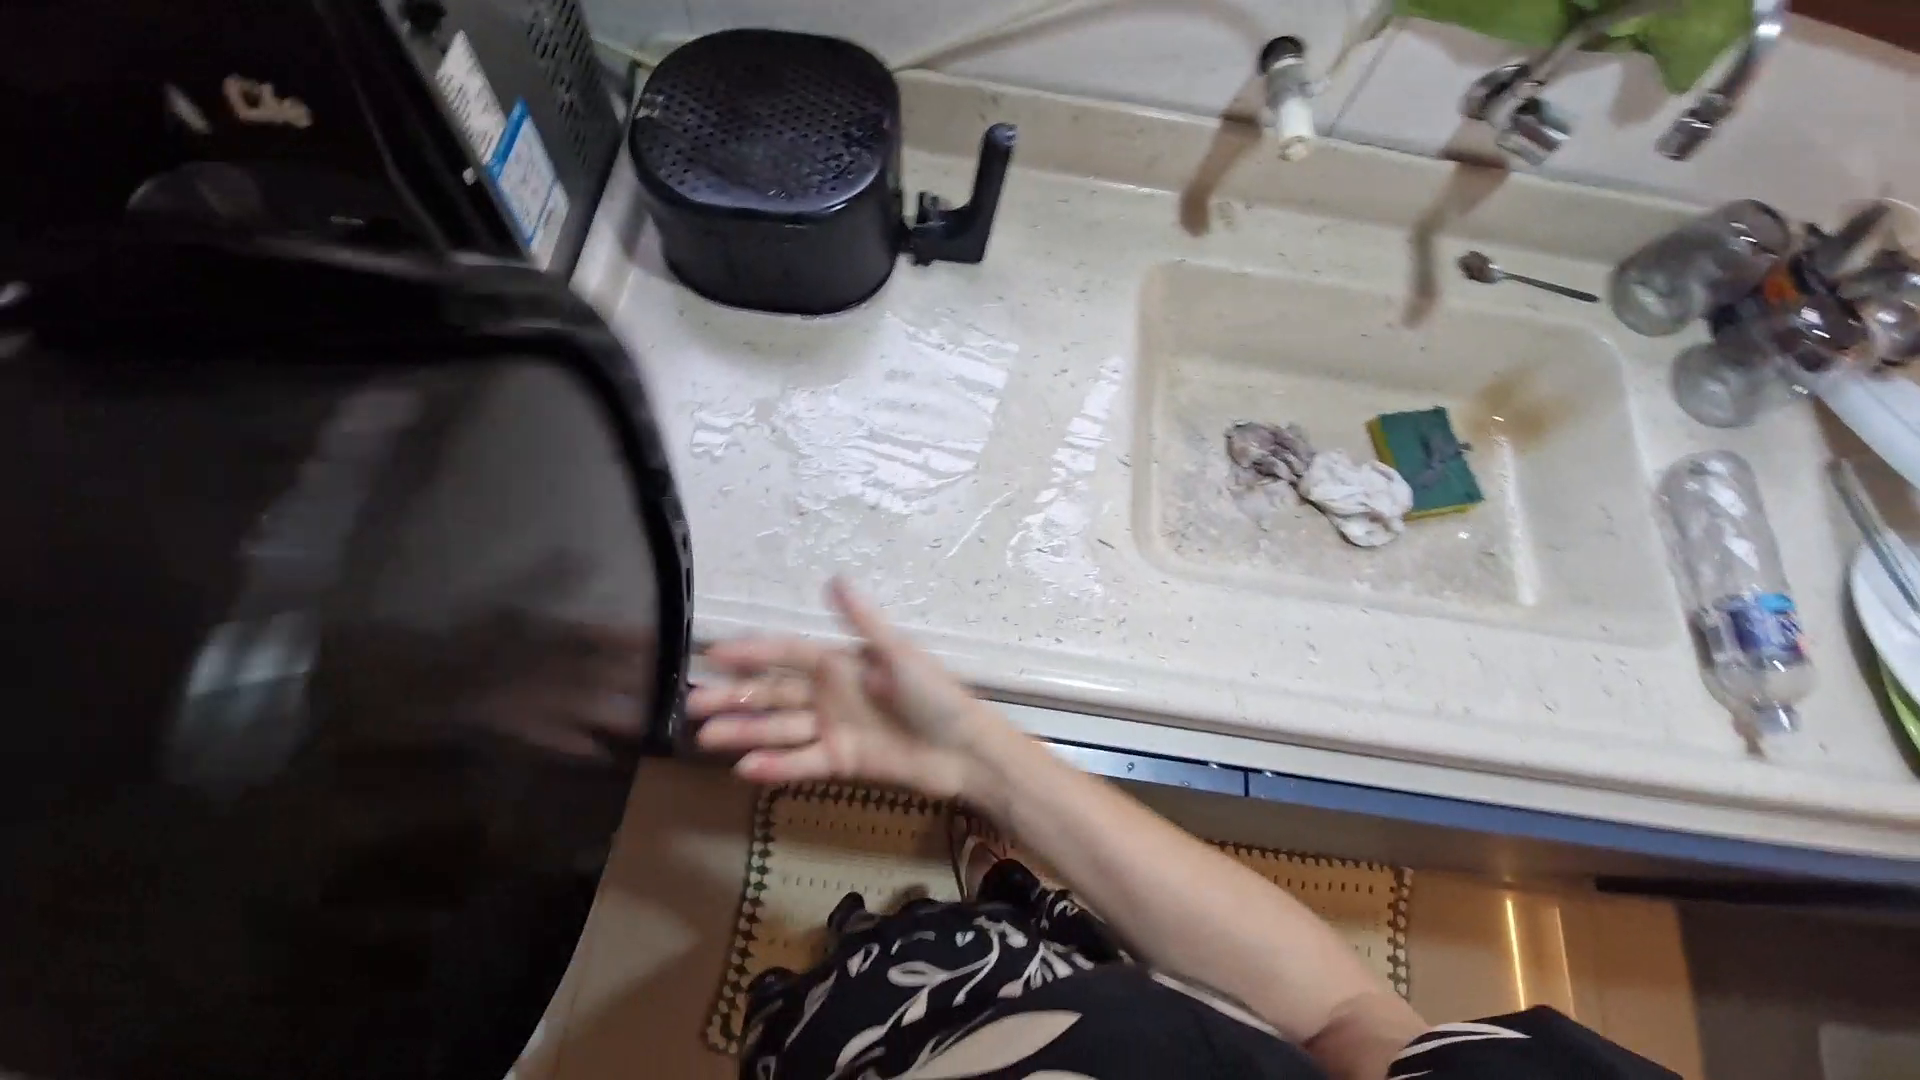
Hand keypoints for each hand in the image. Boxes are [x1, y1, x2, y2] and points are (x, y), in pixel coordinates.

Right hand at [688, 578, 1007, 798]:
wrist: (964, 751)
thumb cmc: (935, 695)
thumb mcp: (900, 654)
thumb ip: (863, 621)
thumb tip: (835, 577)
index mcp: (840, 663)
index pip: (784, 653)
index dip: (749, 652)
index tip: (709, 654)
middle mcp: (829, 693)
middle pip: (771, 693)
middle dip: (732, 696)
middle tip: (691, 704)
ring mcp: (832, 729)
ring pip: (777, 728)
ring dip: (743, 732)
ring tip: (703, 738)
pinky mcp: (840, 762)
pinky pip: (800, 763)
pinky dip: (775, 765)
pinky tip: (745, 769)